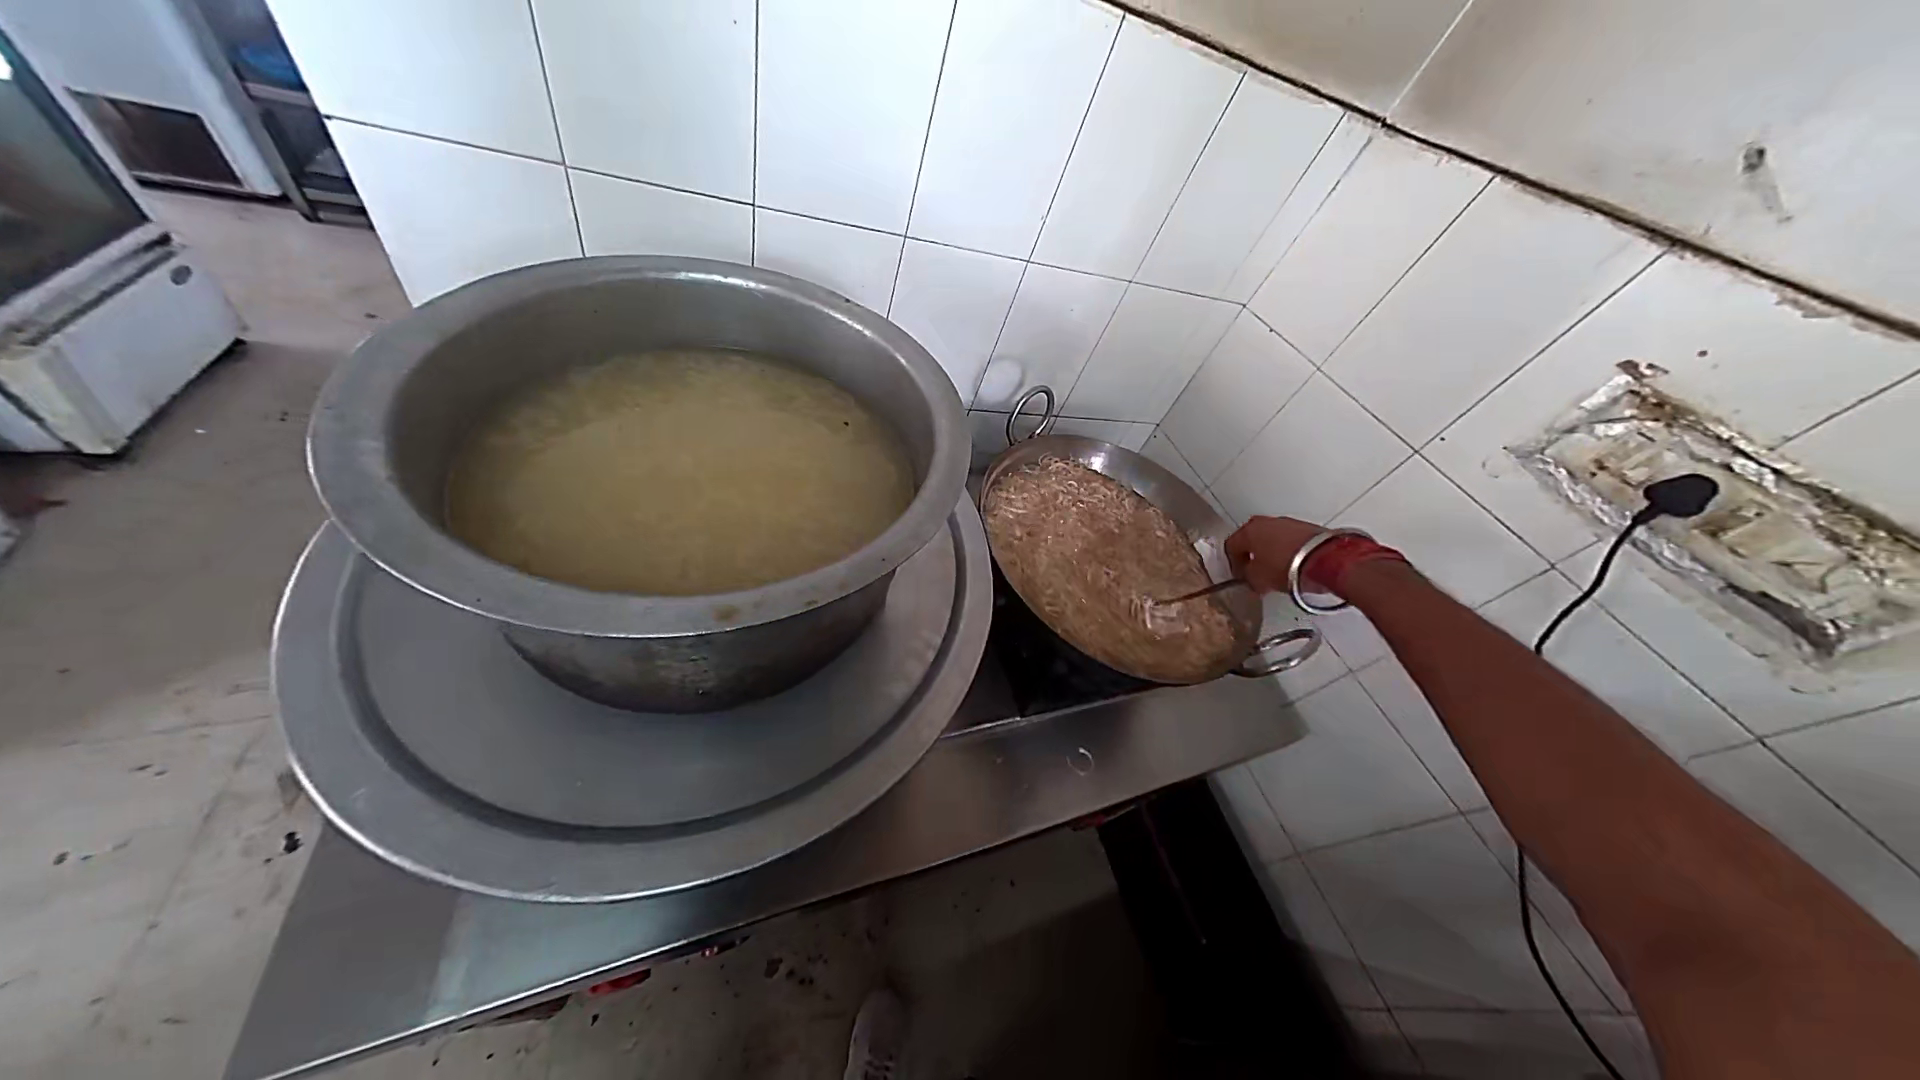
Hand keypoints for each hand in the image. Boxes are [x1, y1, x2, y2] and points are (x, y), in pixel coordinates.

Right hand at [1225, 515, 1324, 593]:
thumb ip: (1249, 577)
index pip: (1231, 546)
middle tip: (1256, 572)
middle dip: (1253, 556)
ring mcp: (1289, 523)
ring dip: (1272, 552)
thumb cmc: (1287, 567)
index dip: (1234, 564)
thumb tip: (1252, 578)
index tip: (1241, 576)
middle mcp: (1267, 522)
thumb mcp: (1258, 579)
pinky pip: (1291, 540)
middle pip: (1252, 539)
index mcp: (1248, 530)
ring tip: (1278, 572)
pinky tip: (1294, 566)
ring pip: (1273, 538)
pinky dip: (1290, 551)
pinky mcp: (1309, 528)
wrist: (1326, 560)